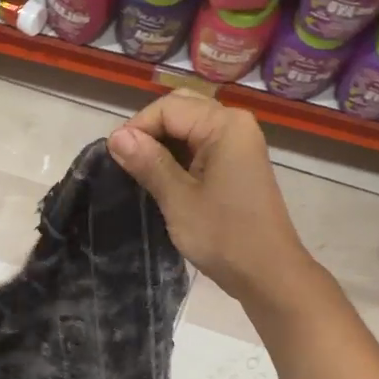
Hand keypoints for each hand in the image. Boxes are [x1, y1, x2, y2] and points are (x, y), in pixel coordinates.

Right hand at [107, 90, 317, 300]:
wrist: (266, 271)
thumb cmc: (223, 236)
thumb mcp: (179, 201)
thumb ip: (149, 164)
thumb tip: (116, 138)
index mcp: (224, 125)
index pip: (170, 107)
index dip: (137, 127)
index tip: (112, 157)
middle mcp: (234, 124)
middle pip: (182, 110)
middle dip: (149, 132)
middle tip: (124, 163)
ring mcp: (238, 144)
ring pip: (191, 129)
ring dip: (162, 146)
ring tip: (138, 174)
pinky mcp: (237, 165)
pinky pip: (201, 148)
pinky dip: (178, 158)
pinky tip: (162, 180)